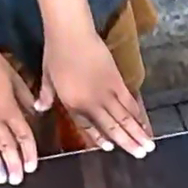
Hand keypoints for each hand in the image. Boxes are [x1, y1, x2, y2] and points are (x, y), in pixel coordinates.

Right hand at [0, 34, 38, 184]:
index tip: (31, 168)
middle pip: (5, 146)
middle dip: (12, 165)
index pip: (23, 136)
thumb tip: (35, 110)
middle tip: (16, 181)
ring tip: (0, 179)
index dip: (29, 153)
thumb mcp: (13, 76)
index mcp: (8, 109)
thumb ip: (24, 96)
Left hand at [38, 28, 153, 156]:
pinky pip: (129, 102)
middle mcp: (91, 104)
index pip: (88, 128)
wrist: (70, 32)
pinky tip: (145, 123)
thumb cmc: (55, 52)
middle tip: (141, 156)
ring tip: (149, 146)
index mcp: (72, 105)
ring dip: (137, 134)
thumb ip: (46, 95)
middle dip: (128, 143)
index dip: (99, 139)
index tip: (110, 148)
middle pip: (112, 128)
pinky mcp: (116, 81)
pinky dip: (138, 114)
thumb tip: (39, 109)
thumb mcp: (46, 76)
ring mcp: (106, 94)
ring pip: (124, 119)